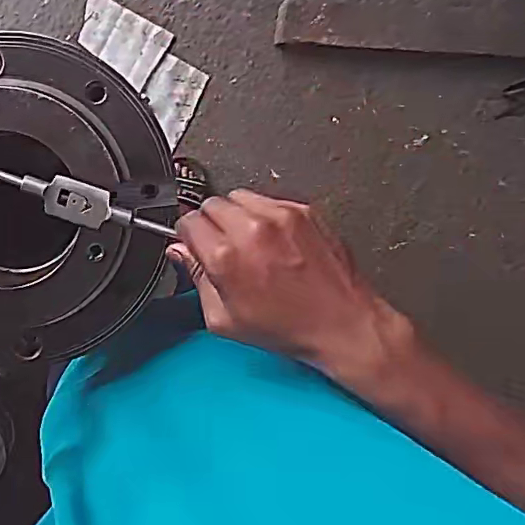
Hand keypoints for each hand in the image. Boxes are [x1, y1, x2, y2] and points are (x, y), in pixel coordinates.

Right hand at [171, 190, 415, 385]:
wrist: (343, 324)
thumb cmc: (291, 327)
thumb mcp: (224, 319)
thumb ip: (196, 278)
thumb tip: (181, 252)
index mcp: (226, 257)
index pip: (188, 222)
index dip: (188, 236)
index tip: (194, 244)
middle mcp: (252, 230)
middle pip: (210, 205)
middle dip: (211, 224)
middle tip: (223, 247)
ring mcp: (280, 216)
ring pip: (238, 197)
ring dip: (236, 216)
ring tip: (250, 244)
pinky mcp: (302, 210)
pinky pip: (268, 200)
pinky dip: (264, 216)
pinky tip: (273, 241)